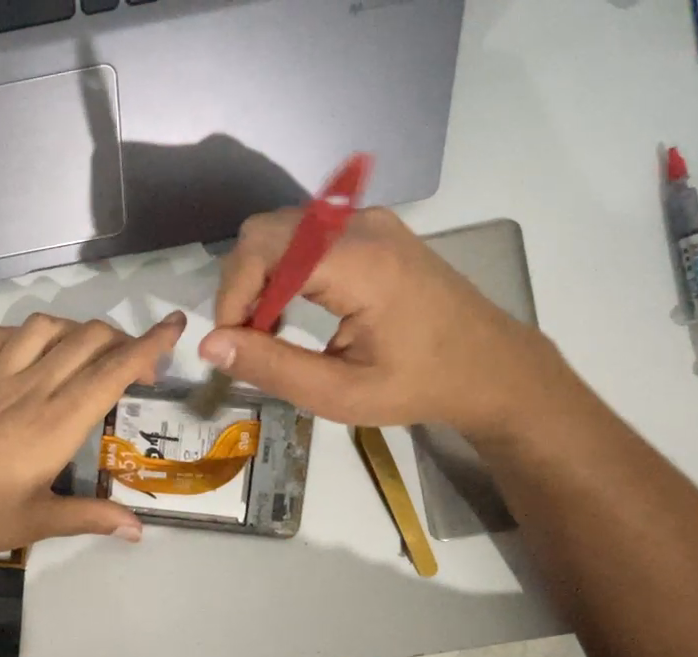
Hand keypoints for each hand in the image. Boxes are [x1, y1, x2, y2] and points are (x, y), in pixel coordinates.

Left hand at [0, 312, 186, 570]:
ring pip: (45, 327)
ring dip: (76, 329)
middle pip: (87, 338)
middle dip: (123, 338)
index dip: (150, 344)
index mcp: (55, 424)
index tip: (176, 328)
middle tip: (139, 365)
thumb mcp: (37, 523)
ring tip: (90, 354)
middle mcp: (30, 390)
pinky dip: (24, 333)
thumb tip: (137, 529)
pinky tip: (32, 353)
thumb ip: (91, 517)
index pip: (112, 370)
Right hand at [199, 207, 571, 438]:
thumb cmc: (417, 385)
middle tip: (249, 340)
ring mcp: (368, 222)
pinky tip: (291, 312)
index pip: (263, 249)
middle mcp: (361, 227)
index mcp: (360, 263)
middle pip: (264, 232)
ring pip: (279, 231)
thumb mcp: (338, 393)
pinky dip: (281, 271)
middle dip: (240, 286)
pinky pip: (302, 236)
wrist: (489, 365)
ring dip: (258, 279)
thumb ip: (271, 366)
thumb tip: (208, 345)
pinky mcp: (370, 230)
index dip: (232, 295)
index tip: (234, 344)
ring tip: (269, 331)